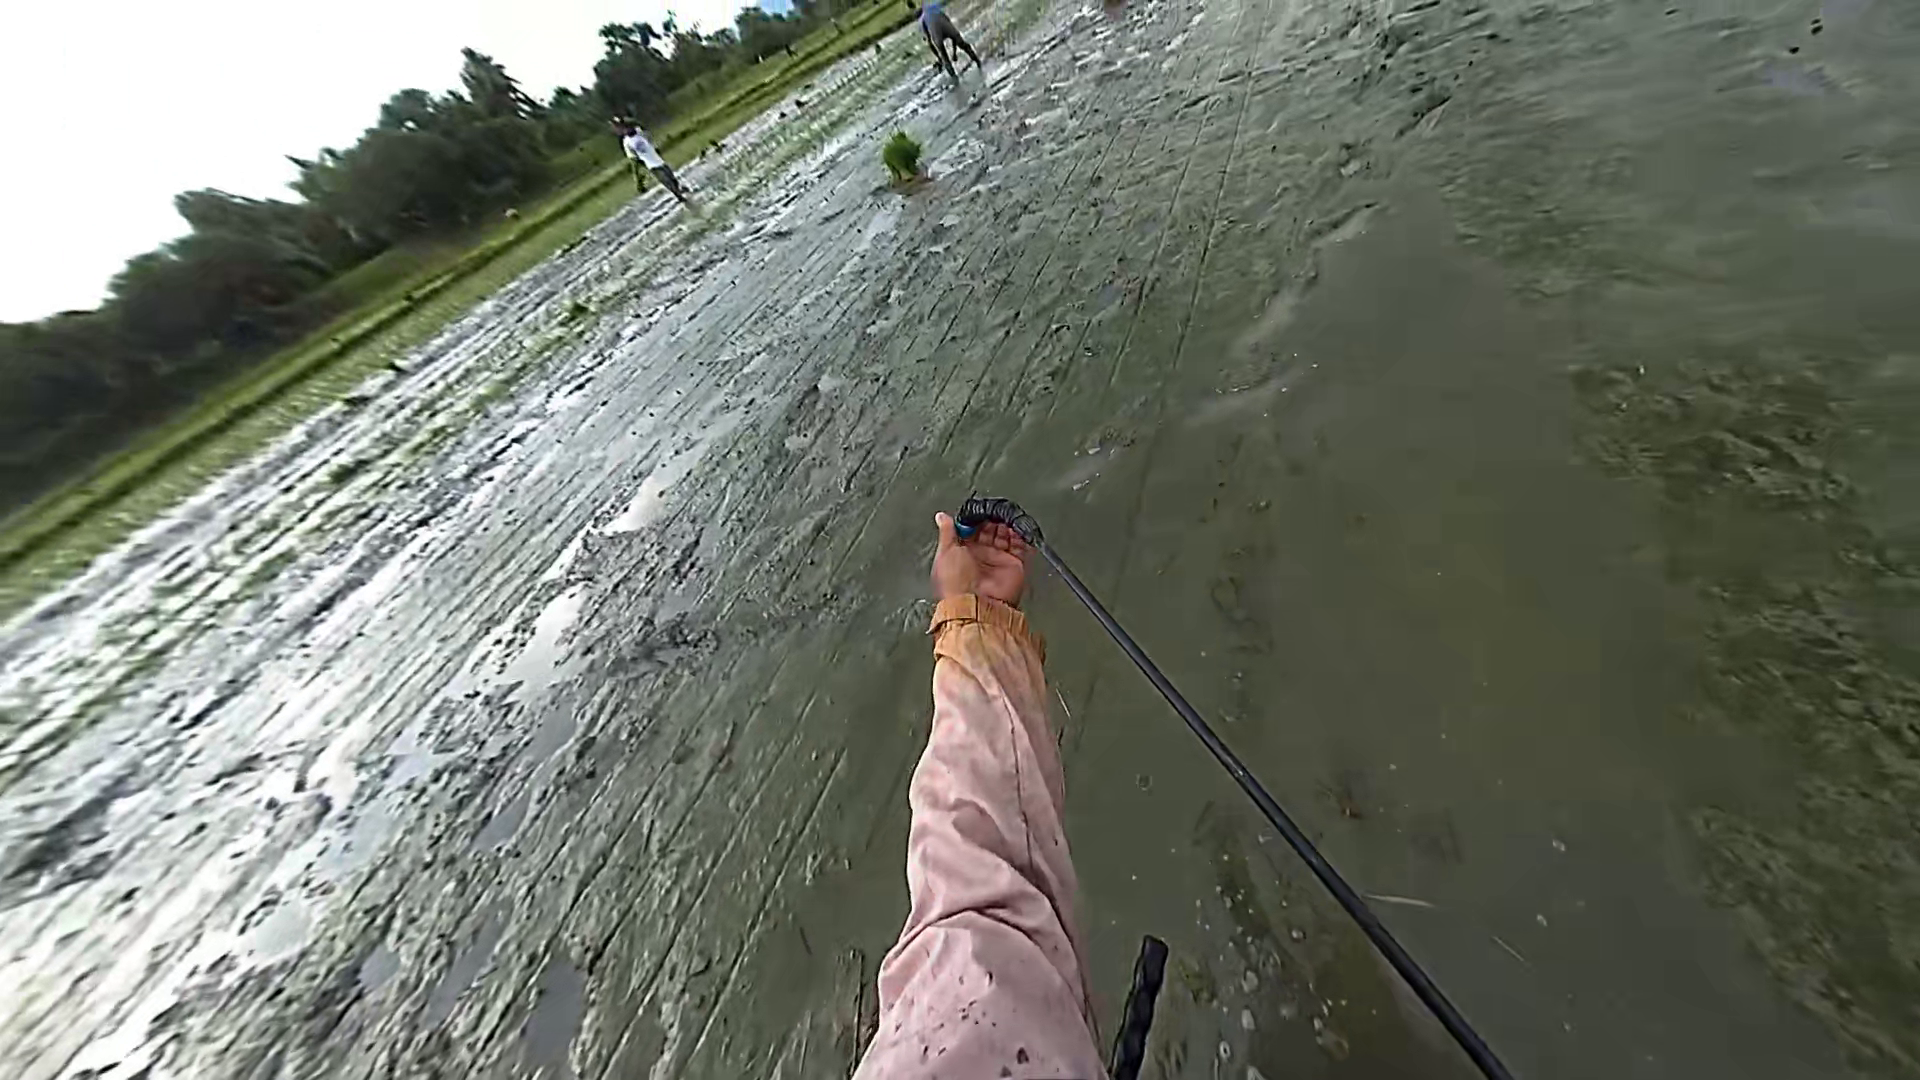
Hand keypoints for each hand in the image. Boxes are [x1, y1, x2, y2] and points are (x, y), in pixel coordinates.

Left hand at [931, 512, 1029, 607]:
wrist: (977, 604)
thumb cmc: (955, 582)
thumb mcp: (946, 551)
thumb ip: (947, 532)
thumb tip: (942, 517)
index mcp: (962, 552)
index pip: (971, 529)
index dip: (975, 518)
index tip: (979, 510)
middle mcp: (980, 556)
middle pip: (990, 529)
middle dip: (993, 518)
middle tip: (995, 512)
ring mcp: (998, 560)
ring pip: (1006, 535)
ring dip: (1008, 524)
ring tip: (1008, 517)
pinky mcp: (1014, 565)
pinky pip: (1021, 546)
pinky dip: (1022, 535)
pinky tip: (1019, 527)